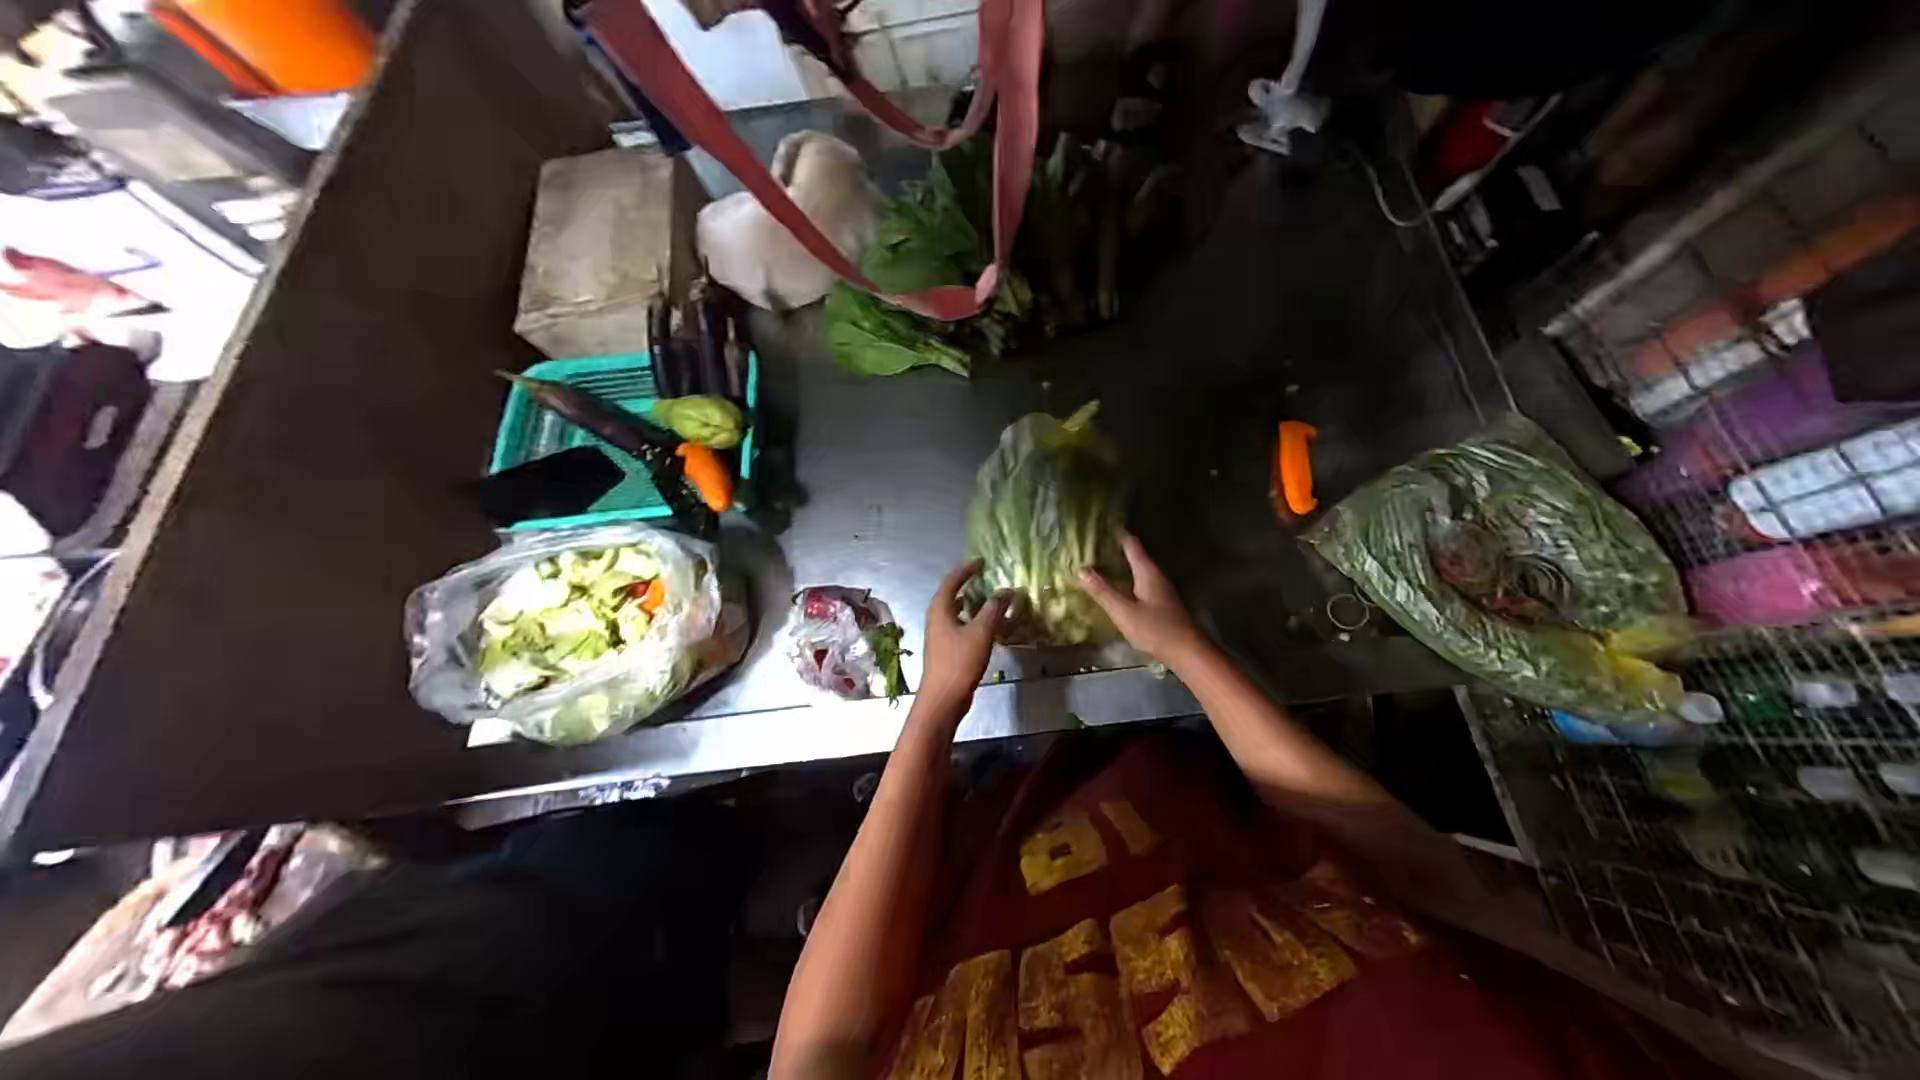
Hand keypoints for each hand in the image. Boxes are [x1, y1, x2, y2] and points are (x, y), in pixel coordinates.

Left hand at [918, 560, 1009, 711]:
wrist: (943, 699)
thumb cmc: (959, 662)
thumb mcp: (981, 632)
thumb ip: (994, 609)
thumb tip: (1005, 590)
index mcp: (940, 609)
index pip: (951, 581)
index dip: (966, 569)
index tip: (982, 561)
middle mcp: (936, 619)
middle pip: (951, 594)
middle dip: (968, 584)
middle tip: (986, 578)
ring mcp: (939, 635)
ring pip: (955, 612)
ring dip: (971, 604)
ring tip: (989, 599)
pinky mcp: (945, 650)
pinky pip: (959, 626)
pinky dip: (972, 620)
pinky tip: (985, 627)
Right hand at [1077, 531, 1202, 662]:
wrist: (1185, 650)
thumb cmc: (1154, 628)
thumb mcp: (1123, 610)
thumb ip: (1102, 591)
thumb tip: (1081, 570)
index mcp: (1147, 572)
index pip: (1131, 544)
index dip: (1117, 533)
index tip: (1101, 525)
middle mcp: (1155, 575)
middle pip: (1135, 554)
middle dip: (1116, 548)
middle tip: (1095, 544)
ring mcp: (1160, 588)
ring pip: (1138, 569)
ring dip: (1122, 564)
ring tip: (1101, 562)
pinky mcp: (1161, 601)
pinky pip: (1140, 581)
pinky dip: (1127, 577)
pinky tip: (1118, 585)